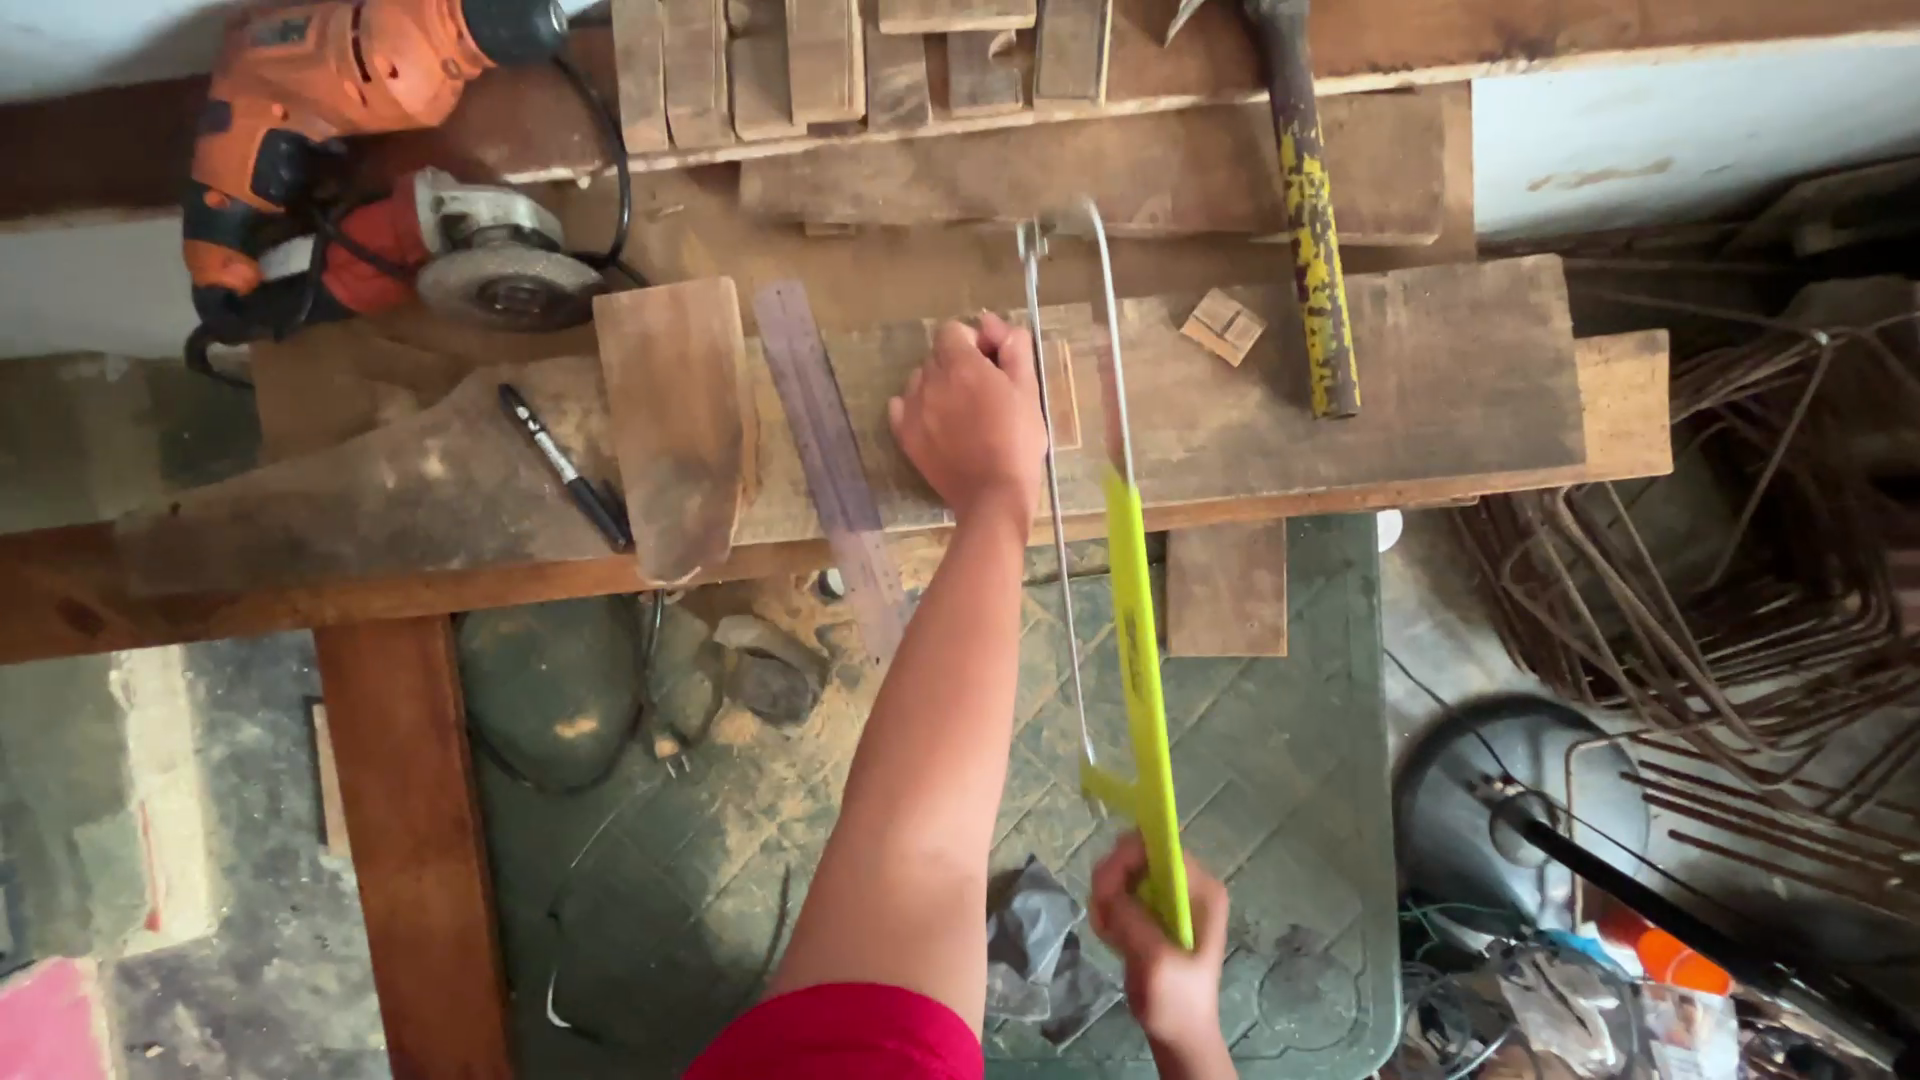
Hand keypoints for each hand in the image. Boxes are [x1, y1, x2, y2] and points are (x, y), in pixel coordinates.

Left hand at [888, 312, 1047, 531]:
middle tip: (982, 390)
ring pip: (919, 381)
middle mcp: (930, 381)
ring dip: (937, 386)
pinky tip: (937, 423)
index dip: (973, 342)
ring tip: (960, 411)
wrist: (993, 495)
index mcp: (961, 365)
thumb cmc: (1018, 441)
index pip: (953, 331)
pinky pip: (901, 407)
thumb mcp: (1028, 389)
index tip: (991, 363)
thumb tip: (992, 323)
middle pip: (936, 356)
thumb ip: (1013, 348)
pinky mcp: (904, 436)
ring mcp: (912, 410)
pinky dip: (916, 407)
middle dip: (957, 363)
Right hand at [1090, 833, 1233, 1074]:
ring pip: (1121, 872)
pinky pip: (1117, 891)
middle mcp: (1187, 883)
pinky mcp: (1151, 909)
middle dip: (1113, 881)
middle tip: (1103, 914)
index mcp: (1202, 888)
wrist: (1178, 1036)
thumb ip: (1130, 915)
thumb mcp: (1155, 959)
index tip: (1105, 887)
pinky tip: (1111, 936)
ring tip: (1109, 932)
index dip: (1127, 857)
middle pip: (1136, 854)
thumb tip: (1105, 882)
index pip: (1159, 845)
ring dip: (1107, 899)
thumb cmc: (1176, 1000)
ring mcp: (1168, 896)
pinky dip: (1108, 910)